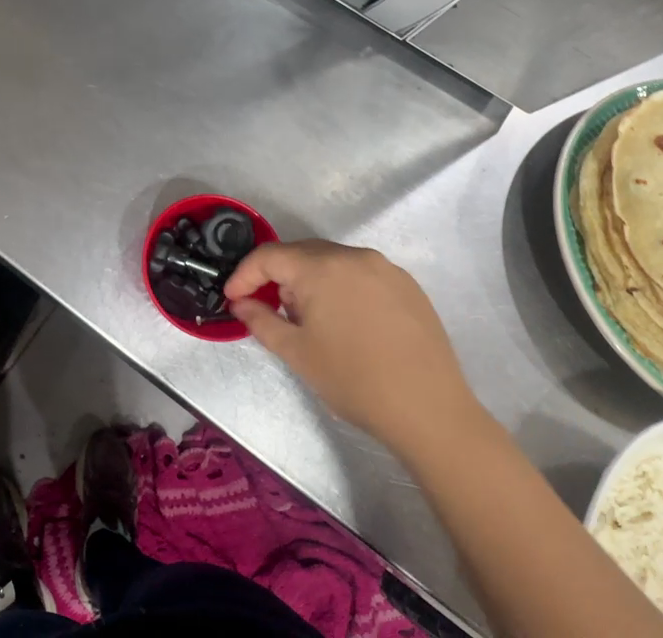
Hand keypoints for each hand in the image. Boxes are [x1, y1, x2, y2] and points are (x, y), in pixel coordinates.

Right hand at [225, 240, 484, 454]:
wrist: (428, 409)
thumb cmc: (353, 380)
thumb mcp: (296, 353)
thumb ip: (261, 320)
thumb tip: (241, 303)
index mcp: (321, 268)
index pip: (270, 256)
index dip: (245, 275)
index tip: (234, 299)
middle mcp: (354, 256)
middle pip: (302, 253)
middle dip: (278, 276)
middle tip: (269, 309)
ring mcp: (386, 269)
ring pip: (333, 262)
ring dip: (310, 281)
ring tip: (309, 319)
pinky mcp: (408, 286)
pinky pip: (361, 274)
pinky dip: (342, 287)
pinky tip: (345, 322)